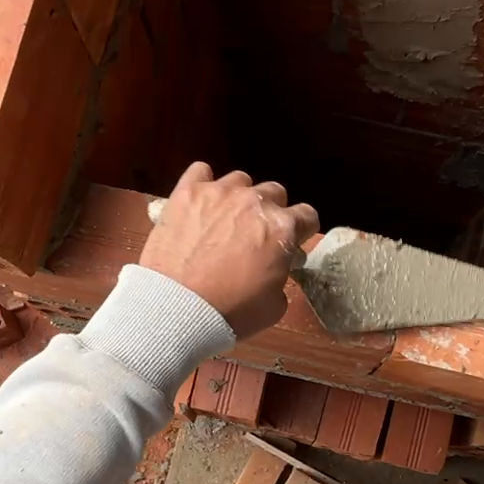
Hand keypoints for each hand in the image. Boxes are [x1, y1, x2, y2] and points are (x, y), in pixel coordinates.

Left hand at [139, 162, 319, 339]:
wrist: (176, 308)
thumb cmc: (230, 312)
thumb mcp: (274, 306)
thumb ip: (281, 277)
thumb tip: (275, 268)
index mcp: (283, 228)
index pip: (307, 216)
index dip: (301, 231)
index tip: (291, 243)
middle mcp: (255, 201)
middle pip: (275, 193)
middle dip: (270, 212)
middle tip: (254, 235)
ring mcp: (220, 192)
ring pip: (240, 180)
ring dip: (238, 198)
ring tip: (224, 219)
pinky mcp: (187, 192)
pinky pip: (201, 171)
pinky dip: (203, 184)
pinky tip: (199, 202)